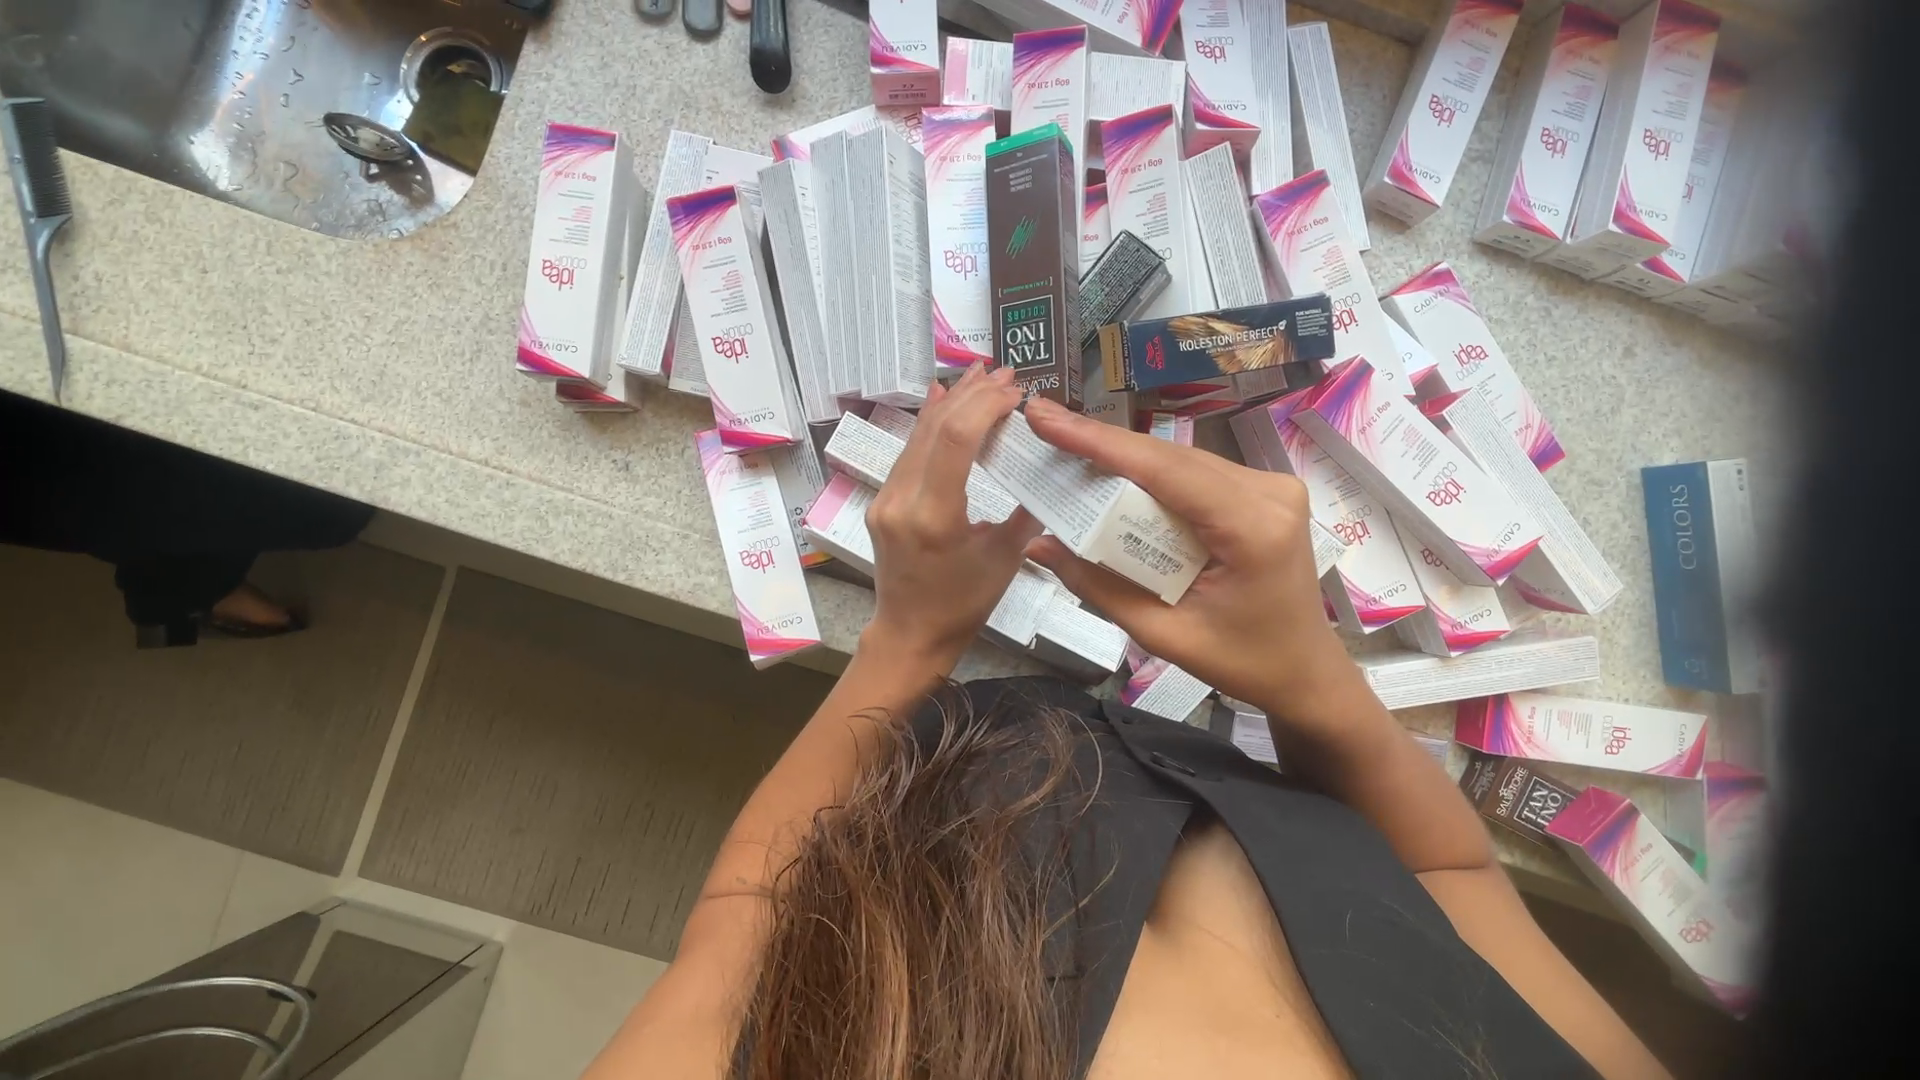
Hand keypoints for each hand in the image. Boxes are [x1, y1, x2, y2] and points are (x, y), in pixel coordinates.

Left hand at [864, 366, 1044, 673]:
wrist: (910, 634)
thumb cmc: (964, 604)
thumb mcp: (1006, 557)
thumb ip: (1026, 509)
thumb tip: (1046, 465)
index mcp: (935, 517)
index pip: (956, 440)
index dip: (985, 406)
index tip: (1015, 391)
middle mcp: (902, 500)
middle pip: (935, 429)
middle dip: (971, 395)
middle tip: (1005, 373)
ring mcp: (885, 499)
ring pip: (918, 436)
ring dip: (950, 403)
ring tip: (979, 375)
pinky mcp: (881, 500)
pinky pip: (907, 453)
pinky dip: (930, 425)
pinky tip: (942, 399)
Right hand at [1021, 397, 1347, 712]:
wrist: (1305, 671)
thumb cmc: (1242, 662)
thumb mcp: (1163, 634)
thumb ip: (1098, 586)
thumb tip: (1038, 544)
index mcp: (1252, 529)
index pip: (1163, 471)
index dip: (1098, 442)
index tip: (1044, 417)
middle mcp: (1269, 493)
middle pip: (1169, 458)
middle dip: (1100, 443)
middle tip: (1040, 424)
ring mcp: (1273, 486)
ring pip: (1180, 460)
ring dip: (1122, 455)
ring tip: (1064, 442)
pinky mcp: (1266, 491)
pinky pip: (1195, 473)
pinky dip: (1149, 472)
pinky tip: (1111, 468)